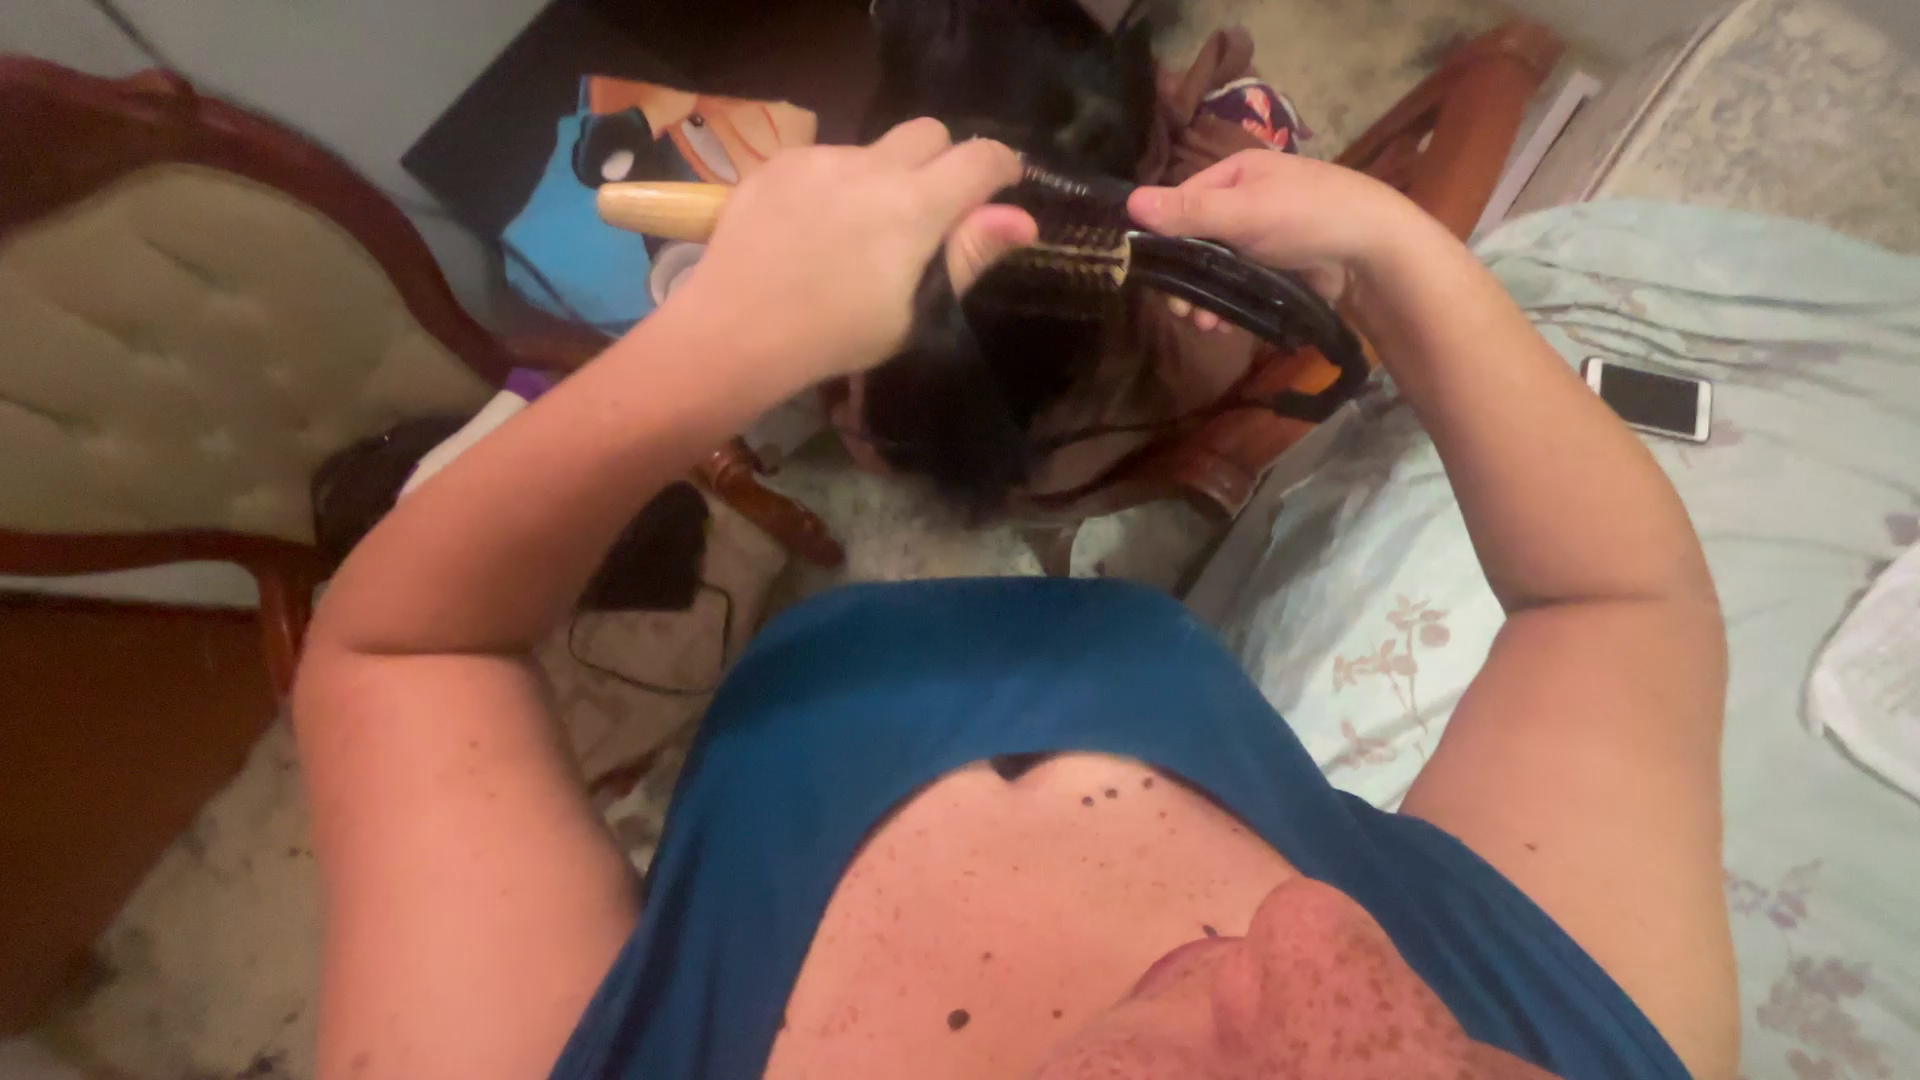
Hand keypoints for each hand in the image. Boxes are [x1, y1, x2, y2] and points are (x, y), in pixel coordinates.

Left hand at [668, 119, 1035, 384]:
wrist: (740, 328)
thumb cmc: (838, 335)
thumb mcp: (915, 310)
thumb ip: (967, 256)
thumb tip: (1023, 220)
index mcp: (915, 206)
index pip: (979, 159)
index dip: (1002, 166)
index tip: (1004, 184)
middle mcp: (872, 166)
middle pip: (928, 132)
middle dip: (943, 160)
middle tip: (930, 212)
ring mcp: (822, 158)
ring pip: (874, 149)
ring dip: (885, 177)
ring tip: (860, 233)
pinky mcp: (781, 162)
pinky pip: (826, 158)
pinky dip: (837, 183)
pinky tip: (815, 229)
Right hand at [1127, 150, 1435, 314]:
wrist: (1370, 252)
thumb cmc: (1307, 217)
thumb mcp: (1243, 212)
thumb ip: (1187, 213)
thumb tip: (1129, 203)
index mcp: (1233, 174)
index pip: (1179, 204)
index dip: (1163, 240)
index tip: (1156, 277)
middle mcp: (1240, 202)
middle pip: (1191, 243)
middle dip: (1183, 281)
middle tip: (1182, 312)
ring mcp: (1255, 237)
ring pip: (1209, 271)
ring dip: (1200, 301)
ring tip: (1204, 325)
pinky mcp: (1268, 268)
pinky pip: (1232, 287)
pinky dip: (1222, 307)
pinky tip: (1222, 325)